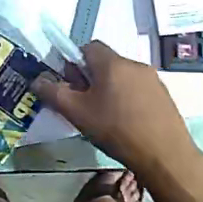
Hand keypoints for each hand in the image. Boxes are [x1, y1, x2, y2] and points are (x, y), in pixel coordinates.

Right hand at [33, 41, 199, 177]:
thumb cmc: (115, 129)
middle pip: (105, 63)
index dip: (75, 62)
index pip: (88, 47)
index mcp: (112, 63)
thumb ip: (53, 93)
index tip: (71, 85)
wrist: (164, 155)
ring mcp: (153, 79)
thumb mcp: (76, 113)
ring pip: (122, 77)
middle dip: (91, 79)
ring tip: (106, 118)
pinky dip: (128, 100)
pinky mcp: (164, 95)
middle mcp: (134, 64)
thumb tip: (38, 79)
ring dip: (110, 90)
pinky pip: (138, 90)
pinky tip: (127, 123)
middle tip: (85, 105)